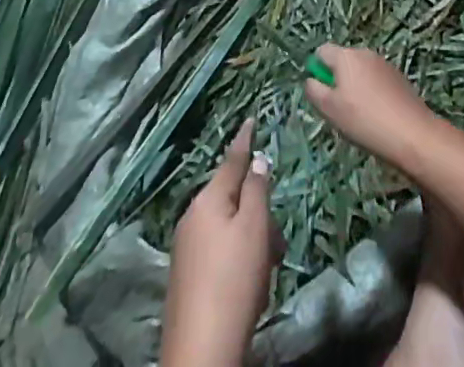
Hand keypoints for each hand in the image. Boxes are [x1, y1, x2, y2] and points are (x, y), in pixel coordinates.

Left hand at [160, 120, 279, 366]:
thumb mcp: (254, 229)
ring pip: (228, 225)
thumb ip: (257, 191)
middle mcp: (192, 215)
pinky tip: (249, 282)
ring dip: (253, 238)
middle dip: (259, 212)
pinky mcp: (187, 272)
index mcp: (207, 199)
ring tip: (266, 269)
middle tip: (276, 243)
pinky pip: (219, 247)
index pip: (231, 161)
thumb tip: (257, 161)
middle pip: (232, 197)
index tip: (251, 120)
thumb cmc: (234, 279)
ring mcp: (186, 245)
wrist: (201, 346)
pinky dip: (239, 256)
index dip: (245, 141)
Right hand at [303, 45, 448, 173]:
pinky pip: (376, 80)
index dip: (317, 70)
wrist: (413, 134)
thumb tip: (311, 80)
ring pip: (360, 72)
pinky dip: (372, 93)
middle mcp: (365, 53)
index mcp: (346, 56)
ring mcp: (385, 64)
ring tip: (360, 116)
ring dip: (355, 87)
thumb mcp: (329, 109)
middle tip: (339, 108)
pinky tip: (378, 115)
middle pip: (342, 61)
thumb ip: (313, 90)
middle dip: (337, 80)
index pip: (322, 51)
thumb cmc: (364, 119)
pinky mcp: (400, 78)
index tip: (322, 93)